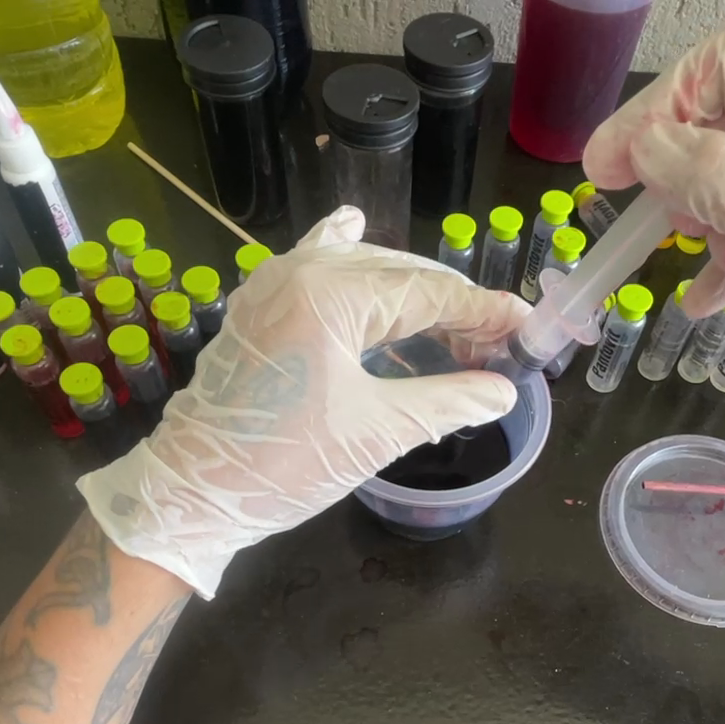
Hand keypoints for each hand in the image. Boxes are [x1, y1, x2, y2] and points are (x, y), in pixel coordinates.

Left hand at [77, 208, 527, 597]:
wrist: (194, 494)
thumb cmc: (286, 467)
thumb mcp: (377, 433)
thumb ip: (449, 401)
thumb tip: (503, 390)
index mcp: (331, 295)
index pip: (430, 293)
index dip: (486, 312)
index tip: (530, 329)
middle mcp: (301, 270)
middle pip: (402, 275)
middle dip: (455, 308)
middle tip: (499, 347)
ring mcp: (273, 283)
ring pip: (363, 271)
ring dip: (413, 296)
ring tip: (454, 327)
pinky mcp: (258, 305)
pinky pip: (313, 266)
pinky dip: (346, 258)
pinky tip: (356, 229)